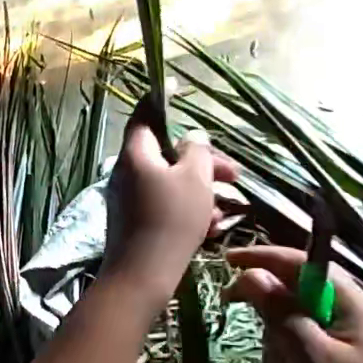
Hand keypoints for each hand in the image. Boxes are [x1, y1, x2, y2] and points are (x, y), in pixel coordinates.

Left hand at [102, 98, 240, 298]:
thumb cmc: (170, 220)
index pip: (145, 116)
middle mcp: (127, 174)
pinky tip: (211, 227)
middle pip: (167, 154)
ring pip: (171, 184)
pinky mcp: (135, 223)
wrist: (142, 276)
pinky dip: (189, 211)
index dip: (162, 100)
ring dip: (202, 191)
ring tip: (226, 208)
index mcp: (135, 155)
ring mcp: (129, 200)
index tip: (176, 87)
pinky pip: (165, 206)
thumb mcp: (194, 179)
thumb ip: (197, 151)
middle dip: (204, 162)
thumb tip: (192, 137)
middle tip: (235, 173)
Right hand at [224, 245, 362, 362]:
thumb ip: (280, 312)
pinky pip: (298, 343)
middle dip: (269, 307)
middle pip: (296, 291)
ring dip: (277, 339)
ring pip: (292, 320)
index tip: (228, 260)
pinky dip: (286, 356)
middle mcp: (351, 315)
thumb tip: (251, 275)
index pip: (305, 265)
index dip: (265, 258)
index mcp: (354, 306)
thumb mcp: (309, 355)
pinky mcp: (336, 361)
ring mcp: (345, 339)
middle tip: (235, 310)